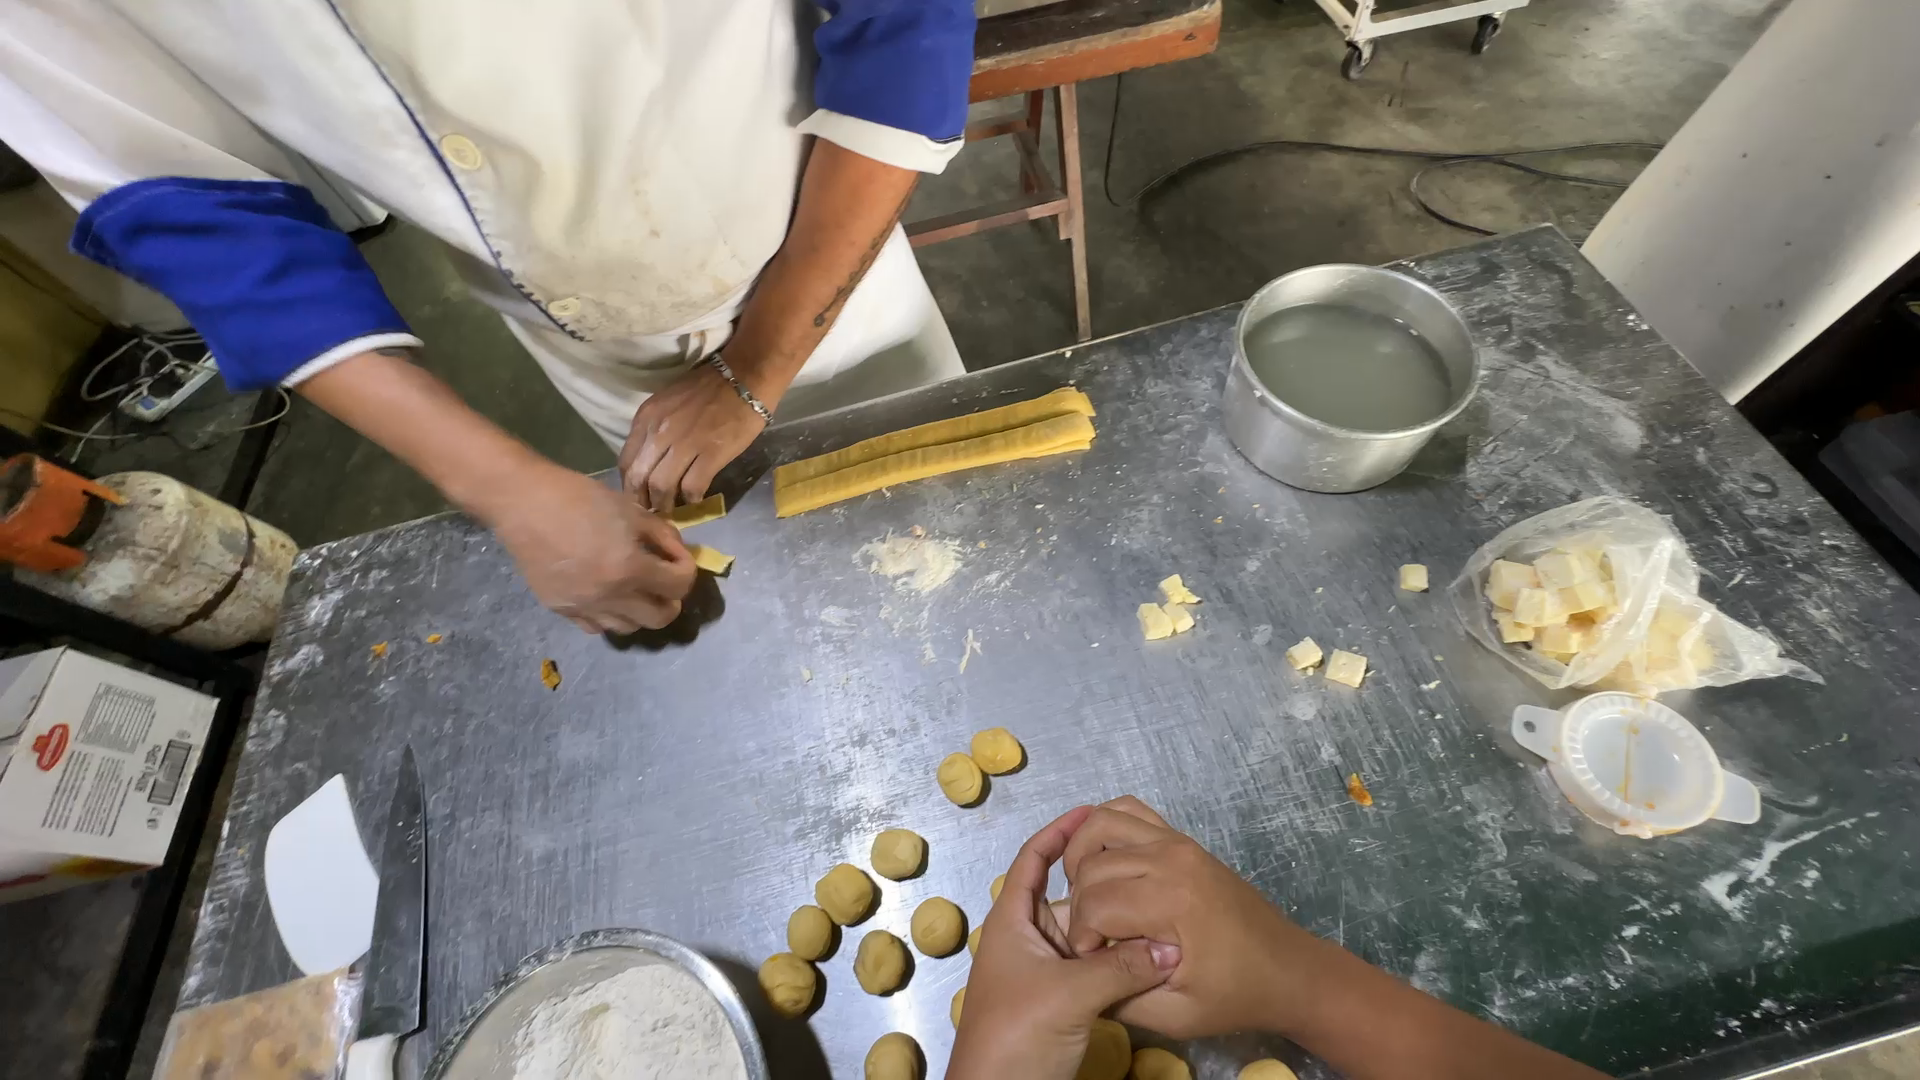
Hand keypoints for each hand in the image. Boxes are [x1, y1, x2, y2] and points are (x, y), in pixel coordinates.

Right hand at [488, 463, 697, 633]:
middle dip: (671, 600)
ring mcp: (582, 607)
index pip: (679, 586)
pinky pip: (596, 627)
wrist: (524, 504)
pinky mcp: (560, 610)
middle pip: (660, 619)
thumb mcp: (633, 511)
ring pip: (629, 628)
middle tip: (667, 583)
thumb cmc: (581, 499)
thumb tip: (679, 554)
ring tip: (638, 590)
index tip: (679, 557)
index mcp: (630, 569)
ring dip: (642, 612)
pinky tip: (609, 595)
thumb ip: (663, 535)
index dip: (687, 570)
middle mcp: (609, 597)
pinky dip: (611, 616)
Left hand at [619, 362, 767, 511]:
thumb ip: (655, 427)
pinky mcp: (711, 454)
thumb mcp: (668, 402)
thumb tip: (651, 457)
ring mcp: (685, 444)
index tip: (638, 494)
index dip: (629, 484)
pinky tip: (695, 499)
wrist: (744, 378)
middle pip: (639, 478)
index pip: (625, 460)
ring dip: (665, 503)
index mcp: (647, 417)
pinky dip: (691, 498)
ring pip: (661, 486)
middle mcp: (660, 432)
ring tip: (672, 508)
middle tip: (652, 509)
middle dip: (642, 500)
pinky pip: (692, 486)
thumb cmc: (709, 387)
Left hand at [949, 805, 1180, 1079]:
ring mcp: (1043, 969)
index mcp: (1013, 918)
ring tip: (1152, 902)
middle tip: (1140, 864)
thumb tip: (1172, 948)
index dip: (1057, 832)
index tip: (1089, 812)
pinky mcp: (1060, 999)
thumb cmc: (1017, 1032)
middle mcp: (1027, 936)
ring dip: (1112, 922)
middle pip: (1064, 894)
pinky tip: (1147, 953)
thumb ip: (1121, 967)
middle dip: (1098, 880)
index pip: (1032, 859)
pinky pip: (1091, 964)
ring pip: (1083, 932)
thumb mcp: (1068, 993)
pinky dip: (1115, 957)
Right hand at [1061, 797, 1337, 1039]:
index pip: (1094, 904)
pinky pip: (1127, 808)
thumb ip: (1119, 994)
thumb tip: (1079, 965)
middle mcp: (1169, 857)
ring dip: (1081, 859)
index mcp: (1172, 901)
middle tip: (1093, 937)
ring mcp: (1174, 839)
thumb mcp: (1176, 1016)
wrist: (1286, 968)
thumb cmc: (1234, 996)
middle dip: (1078, 904)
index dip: (1082, 937)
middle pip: (1091, 866)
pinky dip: (1101, 825)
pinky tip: (1100, 858)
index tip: (1096, 963)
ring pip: (1099, 825)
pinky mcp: (1177, 835)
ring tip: (1087, 895)